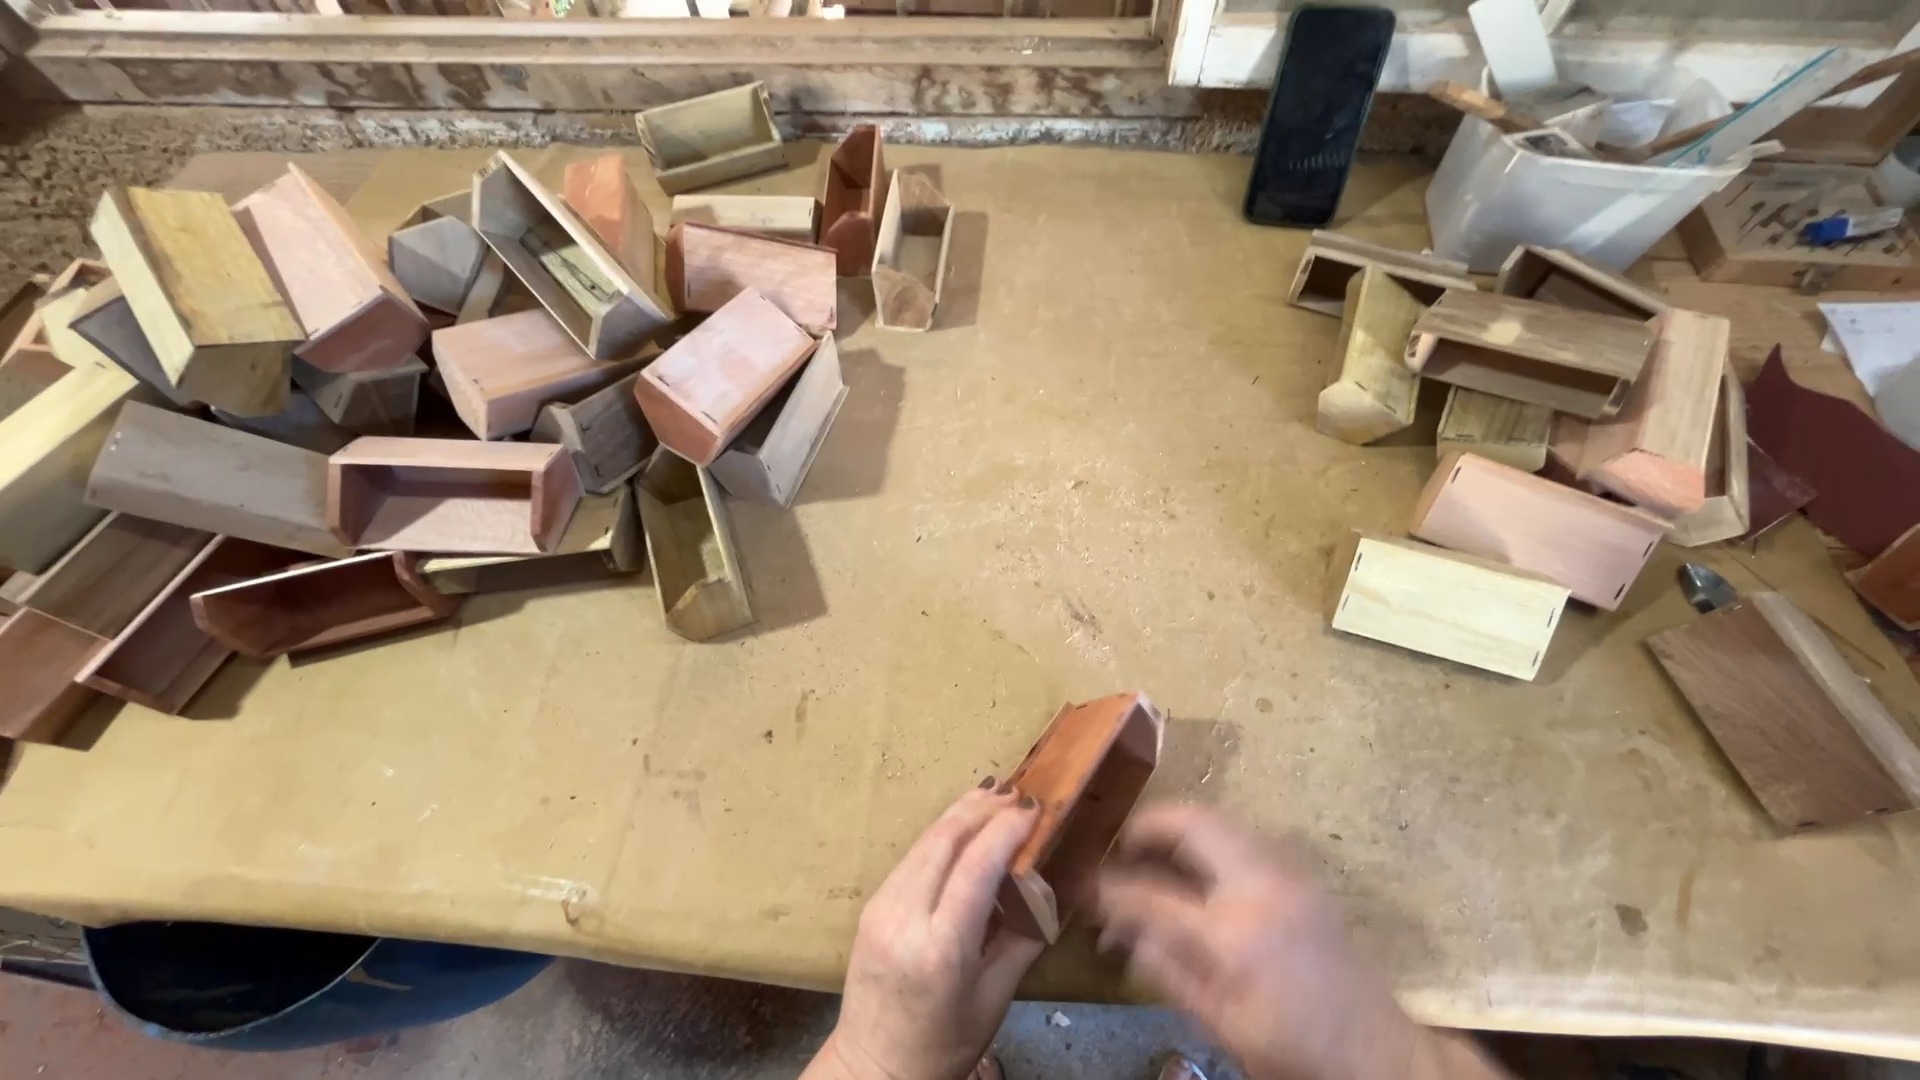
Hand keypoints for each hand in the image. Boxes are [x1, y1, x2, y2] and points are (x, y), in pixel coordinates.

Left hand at [809, 780, 1043, 1079]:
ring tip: (993, 795)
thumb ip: (1023, 936)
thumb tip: (1045, 885)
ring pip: (925, 841)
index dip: (1006, 830)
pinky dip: (942, 834)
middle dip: (983, 808)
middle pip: (945, 840)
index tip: (1034, 808)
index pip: (976, 867)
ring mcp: (881, 906)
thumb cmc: (944, 1043)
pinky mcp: (872, 904)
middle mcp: (905, 917)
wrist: (873, 1067)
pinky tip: (962, 826)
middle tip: (1018, 792)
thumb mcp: (996, 997)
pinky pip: (912, 857)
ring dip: (960, 812)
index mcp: (941, 947)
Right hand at [1093, 804, 1505, 1079]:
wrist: (1383, 1055)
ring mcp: (1286, 871)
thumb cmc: (1296, 1052)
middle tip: (1118, 846)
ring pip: (1218, 819)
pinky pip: (1240, 835)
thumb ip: (1167, 969)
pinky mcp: (1301, 874)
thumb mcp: (1222, 1025)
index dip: (1109, 887)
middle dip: (1145, 824)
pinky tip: (1192, 870)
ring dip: (1176, 827)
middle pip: (1191, 822)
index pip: (1151, 894)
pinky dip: (1206, 838)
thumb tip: (1118, 928)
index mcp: (1234, 933)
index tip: (1082, 883)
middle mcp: (1260, 884)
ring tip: (1148, 854)